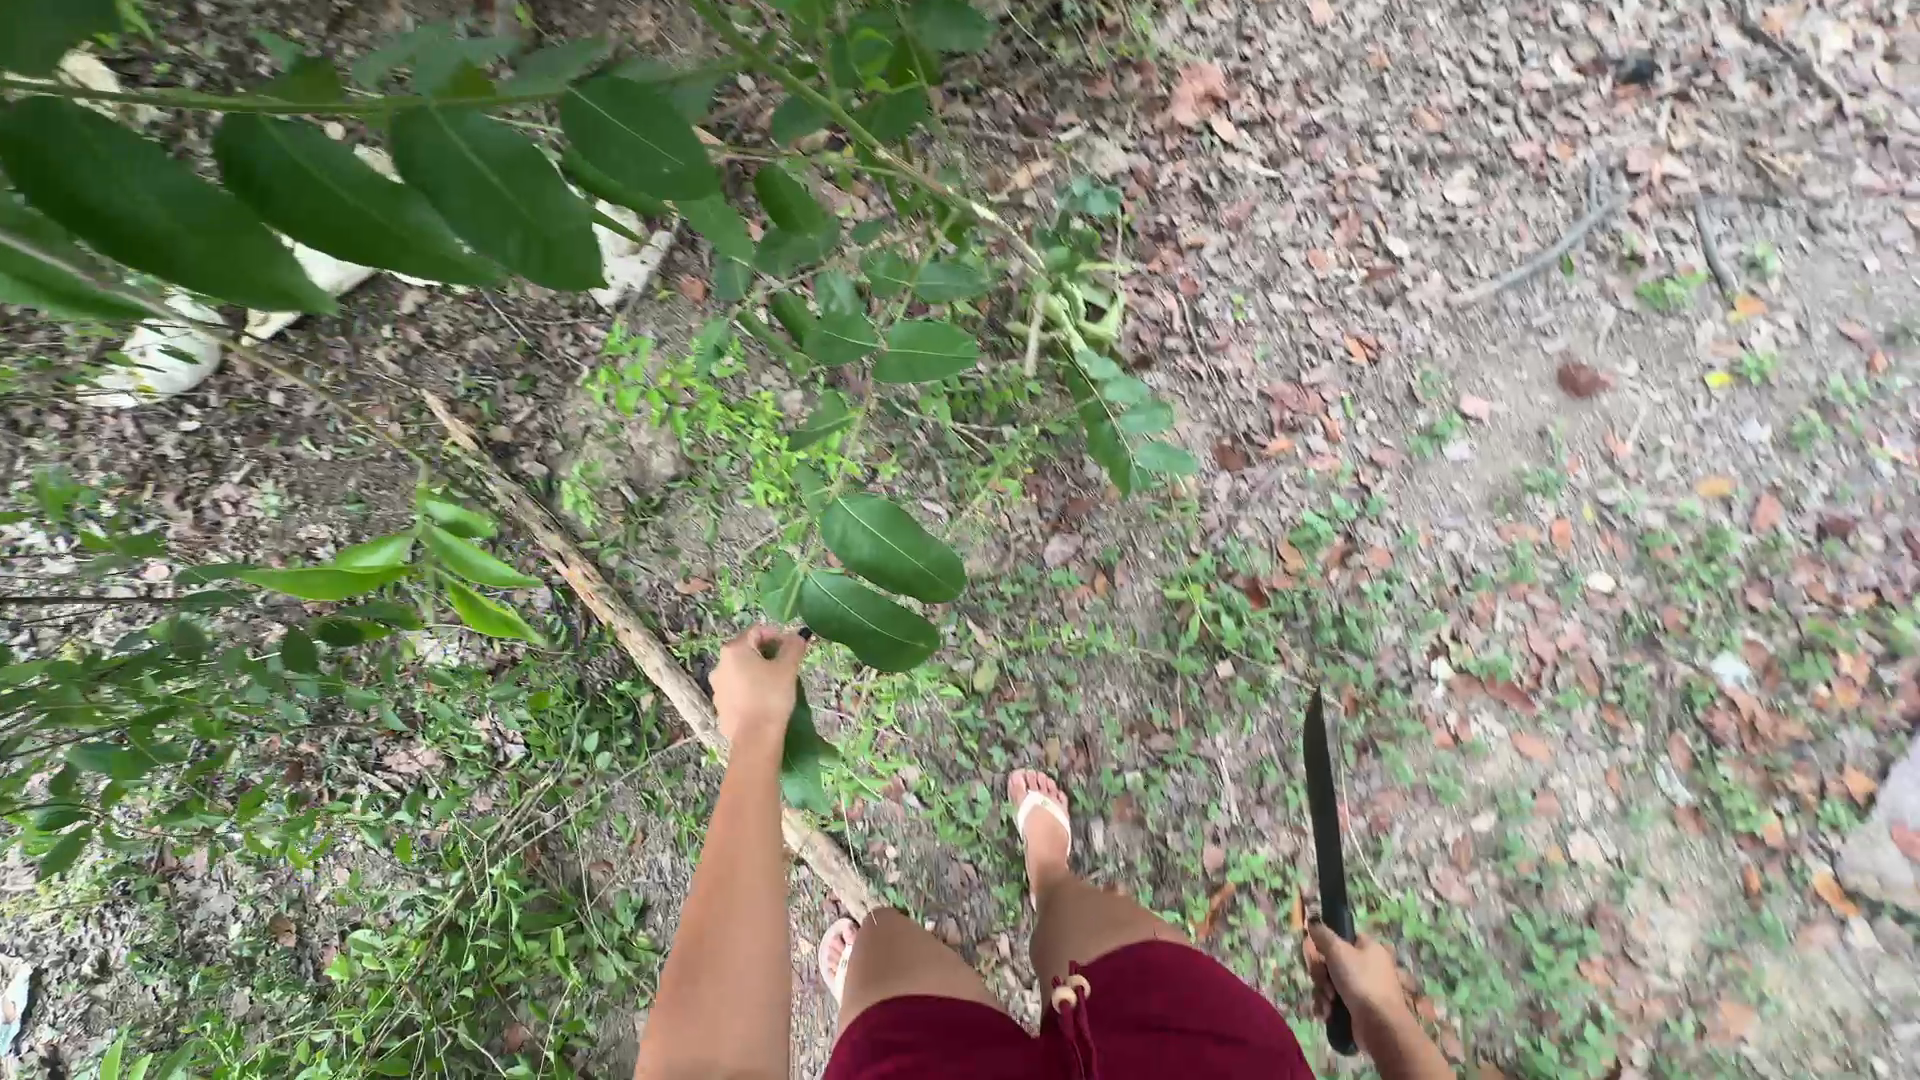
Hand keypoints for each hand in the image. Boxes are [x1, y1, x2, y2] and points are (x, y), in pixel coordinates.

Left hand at [711, 625, 808, 748]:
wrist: (755, 738)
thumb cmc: (771, 696)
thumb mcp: (788, 668)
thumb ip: (793, 647)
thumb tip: (797, 636)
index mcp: (734, 650)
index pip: (757, 630)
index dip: (777, 634)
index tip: (792, 648)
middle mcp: (720, 665)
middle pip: (747, 649)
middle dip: (768, 653)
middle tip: (786, 665)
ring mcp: (717, 686)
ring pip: (741, 670)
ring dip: (758, 671)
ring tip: (777, 684)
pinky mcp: (720, 705)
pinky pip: (737, 688)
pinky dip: (750, 688)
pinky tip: (764, 700)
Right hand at [1304, 924, 1412, 1049]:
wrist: (1381, 1027)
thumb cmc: (1361, 982)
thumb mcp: (1338, 950)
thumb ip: (1322, 934)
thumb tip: (1313, 922)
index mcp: (1369, 948)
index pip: (1343, 937)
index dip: (1327, 943)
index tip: (1317, 952)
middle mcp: (1367, 966)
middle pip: (1331, 961)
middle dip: (1321, 973)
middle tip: (1323, 980)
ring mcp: (1363, 988)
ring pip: (1330, 981)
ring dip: (1322, 990)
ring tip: (1328, 1001)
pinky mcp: (1357, 1008)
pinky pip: (1334, 1000)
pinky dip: (1328, 1005)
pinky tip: (1327, 1012)